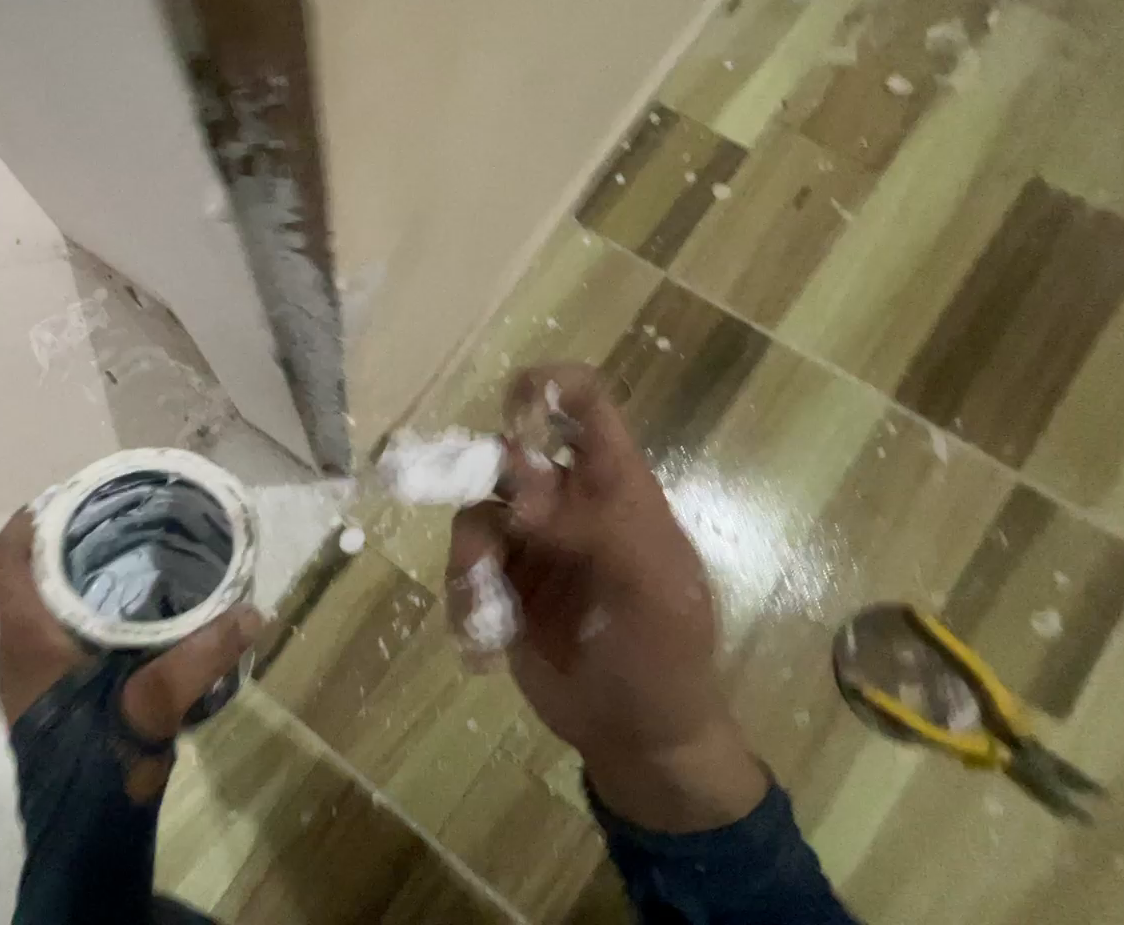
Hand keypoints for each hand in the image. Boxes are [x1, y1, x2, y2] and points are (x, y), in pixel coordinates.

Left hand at [0, 508, 262, 801]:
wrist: (85, 836)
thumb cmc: (103, 758)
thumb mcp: (156, 702)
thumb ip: (204, 654)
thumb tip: (254, 611)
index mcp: (27, 641)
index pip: (3, 563)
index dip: (26, 522)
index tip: (65, 497)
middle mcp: (16, 653)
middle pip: (20, 579)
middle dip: (57, 544)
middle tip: (108, 520)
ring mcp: (27, 680)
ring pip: (35, 608)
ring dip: (67, 579)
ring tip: (119, 554)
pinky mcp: (45, 698)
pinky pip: (51, 634)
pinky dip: (78, 611)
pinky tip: (124, 614)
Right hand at [445, 365, 766, 830]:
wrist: (634, 735)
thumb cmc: (663, 658)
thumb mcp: (655, 592)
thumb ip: (600, 531)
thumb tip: (520, 500)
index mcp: (617, 488)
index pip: (586, 409)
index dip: (549, 389)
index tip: (513, 410)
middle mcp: (566, 503)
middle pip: (506, 454)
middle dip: (484, 487)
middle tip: (490, 544)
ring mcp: (527, 542)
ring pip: (471, 513)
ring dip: (470, 561)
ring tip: (487, 613)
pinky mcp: (497, 581)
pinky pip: (459, 565)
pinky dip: (463, 599)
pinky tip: (484, 643)